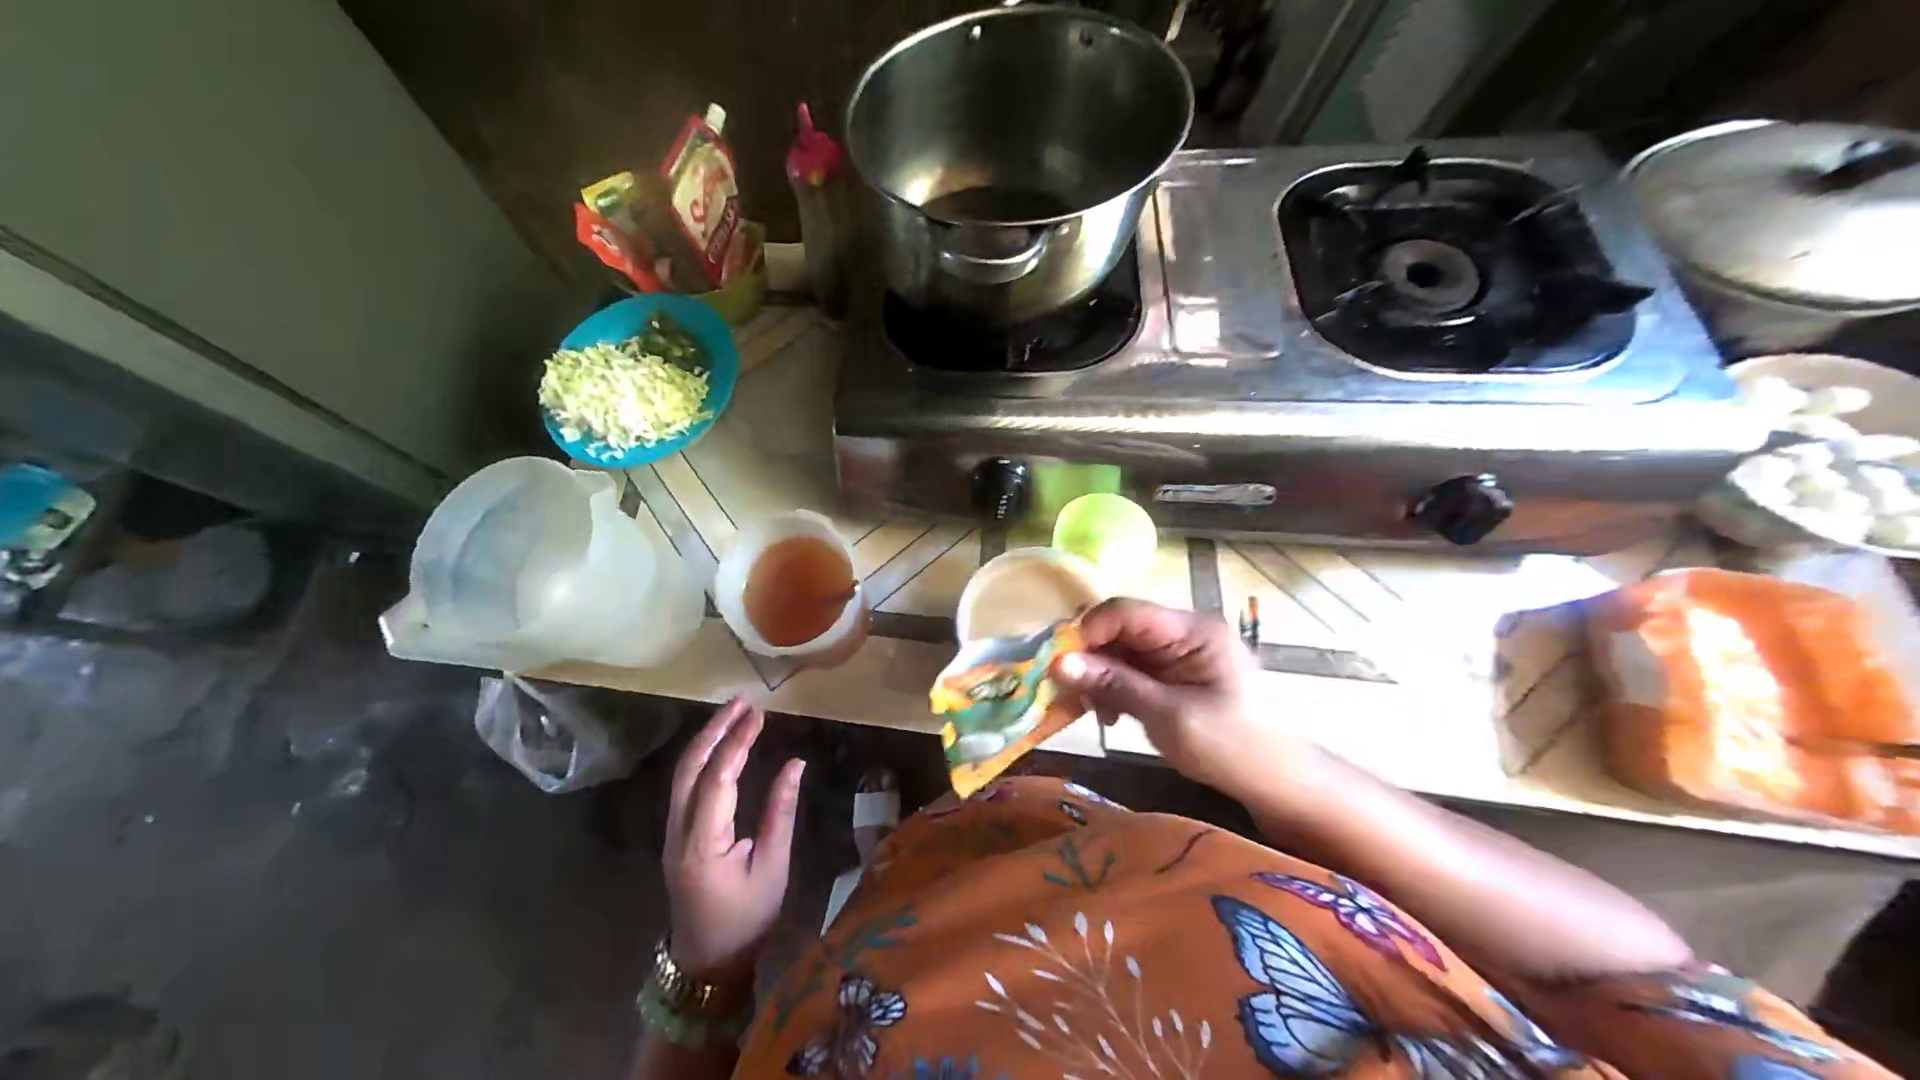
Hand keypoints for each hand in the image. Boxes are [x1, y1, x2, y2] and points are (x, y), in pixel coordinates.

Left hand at [664, 696, 805, 990]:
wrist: (706, 962)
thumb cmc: (747, 918)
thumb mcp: (774, 868)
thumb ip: (781, 813)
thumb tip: (795, 763)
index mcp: (703, 845)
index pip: (717, 781)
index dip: (737, 744)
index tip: (759, 715)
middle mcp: (678, 833)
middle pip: (689, 769)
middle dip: (714, 730)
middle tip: (743, 701)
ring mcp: (671, 834)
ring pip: (682, 775)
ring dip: (706, 740)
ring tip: (734, 713)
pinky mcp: (676, 834)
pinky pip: (684, 785)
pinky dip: (702, 757)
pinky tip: (720, 744)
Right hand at [1052, 599, 1310, 797]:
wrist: (1277, 781)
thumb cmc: (1231, 748)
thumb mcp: (1169, 718)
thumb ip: (1115, 685)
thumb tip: (1058, 662)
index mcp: (1193, 630)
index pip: (1125, 611)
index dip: (1088, 632)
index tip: (1060, 667)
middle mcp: (1185, 630)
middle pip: (1119, 627)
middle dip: (1090, 658)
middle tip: (1071, 695)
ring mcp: (1180, 650)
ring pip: (1120, 648)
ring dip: (1100, 676)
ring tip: (1095, 712)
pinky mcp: (1175, 670)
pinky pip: (1131, 666)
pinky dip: (1114, 686)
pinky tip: (1111, 714)